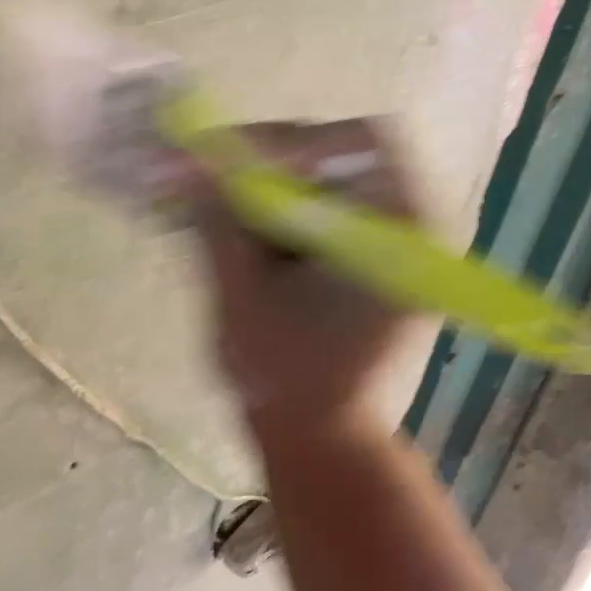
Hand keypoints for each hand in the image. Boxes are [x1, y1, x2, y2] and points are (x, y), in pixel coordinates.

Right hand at [186, 119, 417, 429]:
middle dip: (263, 163)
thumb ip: (216, 224)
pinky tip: (225, 227)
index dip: (293, 141)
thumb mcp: (242, 299)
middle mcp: (407, 227)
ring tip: (203, 200)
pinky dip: (266, 213)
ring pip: (317, 181)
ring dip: (258, 187)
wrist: (324, 449)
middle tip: (203, 175)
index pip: (360, 143)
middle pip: (335, 156)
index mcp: (402, 234)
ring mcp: (384, 242)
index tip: (233, 167)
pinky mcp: (358, 259)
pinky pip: (312, 212)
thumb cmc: (290, 384)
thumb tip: (182, 163)